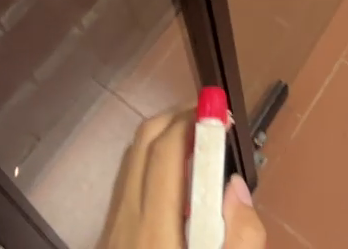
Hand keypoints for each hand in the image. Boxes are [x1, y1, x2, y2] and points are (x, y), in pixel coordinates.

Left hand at [99, 112, 265, 248]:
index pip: (167, 151)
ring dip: (165, 143)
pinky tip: (180, 194)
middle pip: (145, 143)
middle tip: (215, 126)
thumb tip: (235, 189)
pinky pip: (128, 187)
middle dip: (179, 121)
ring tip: (202, 154)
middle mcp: (124, 225)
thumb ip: (241, 239)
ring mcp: (110, 234)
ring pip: (133, 161)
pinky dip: (152, 170)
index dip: (195, 122)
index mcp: (154, 233)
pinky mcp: (106, 244)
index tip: (221, 112)